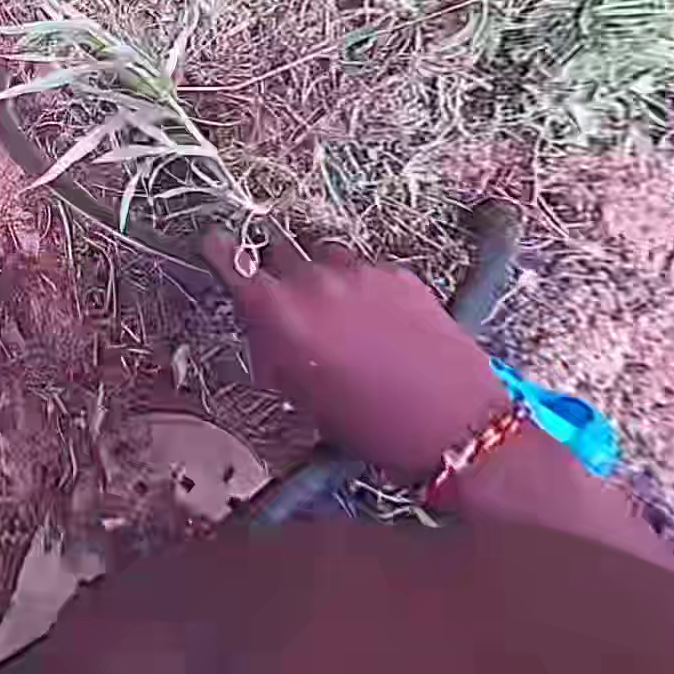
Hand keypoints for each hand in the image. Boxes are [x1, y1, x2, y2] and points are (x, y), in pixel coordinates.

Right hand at [203, 231, 509, 477]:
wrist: (457, 431)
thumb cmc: (363, 420)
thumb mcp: (293, 386)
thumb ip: (266, 340)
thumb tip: (258, 318)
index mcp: (276, 309)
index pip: (230, 257)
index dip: (218, 247)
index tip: (216, 242)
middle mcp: (310, 280)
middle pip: (276, 247)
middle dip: (277, 266)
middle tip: (292, 293)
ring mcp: (356, 272)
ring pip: (321, 253)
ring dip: (320, 272)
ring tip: (340, 307)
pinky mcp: (397, 274)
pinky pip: (364, 267)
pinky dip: (361, 284)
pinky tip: (379, 317)